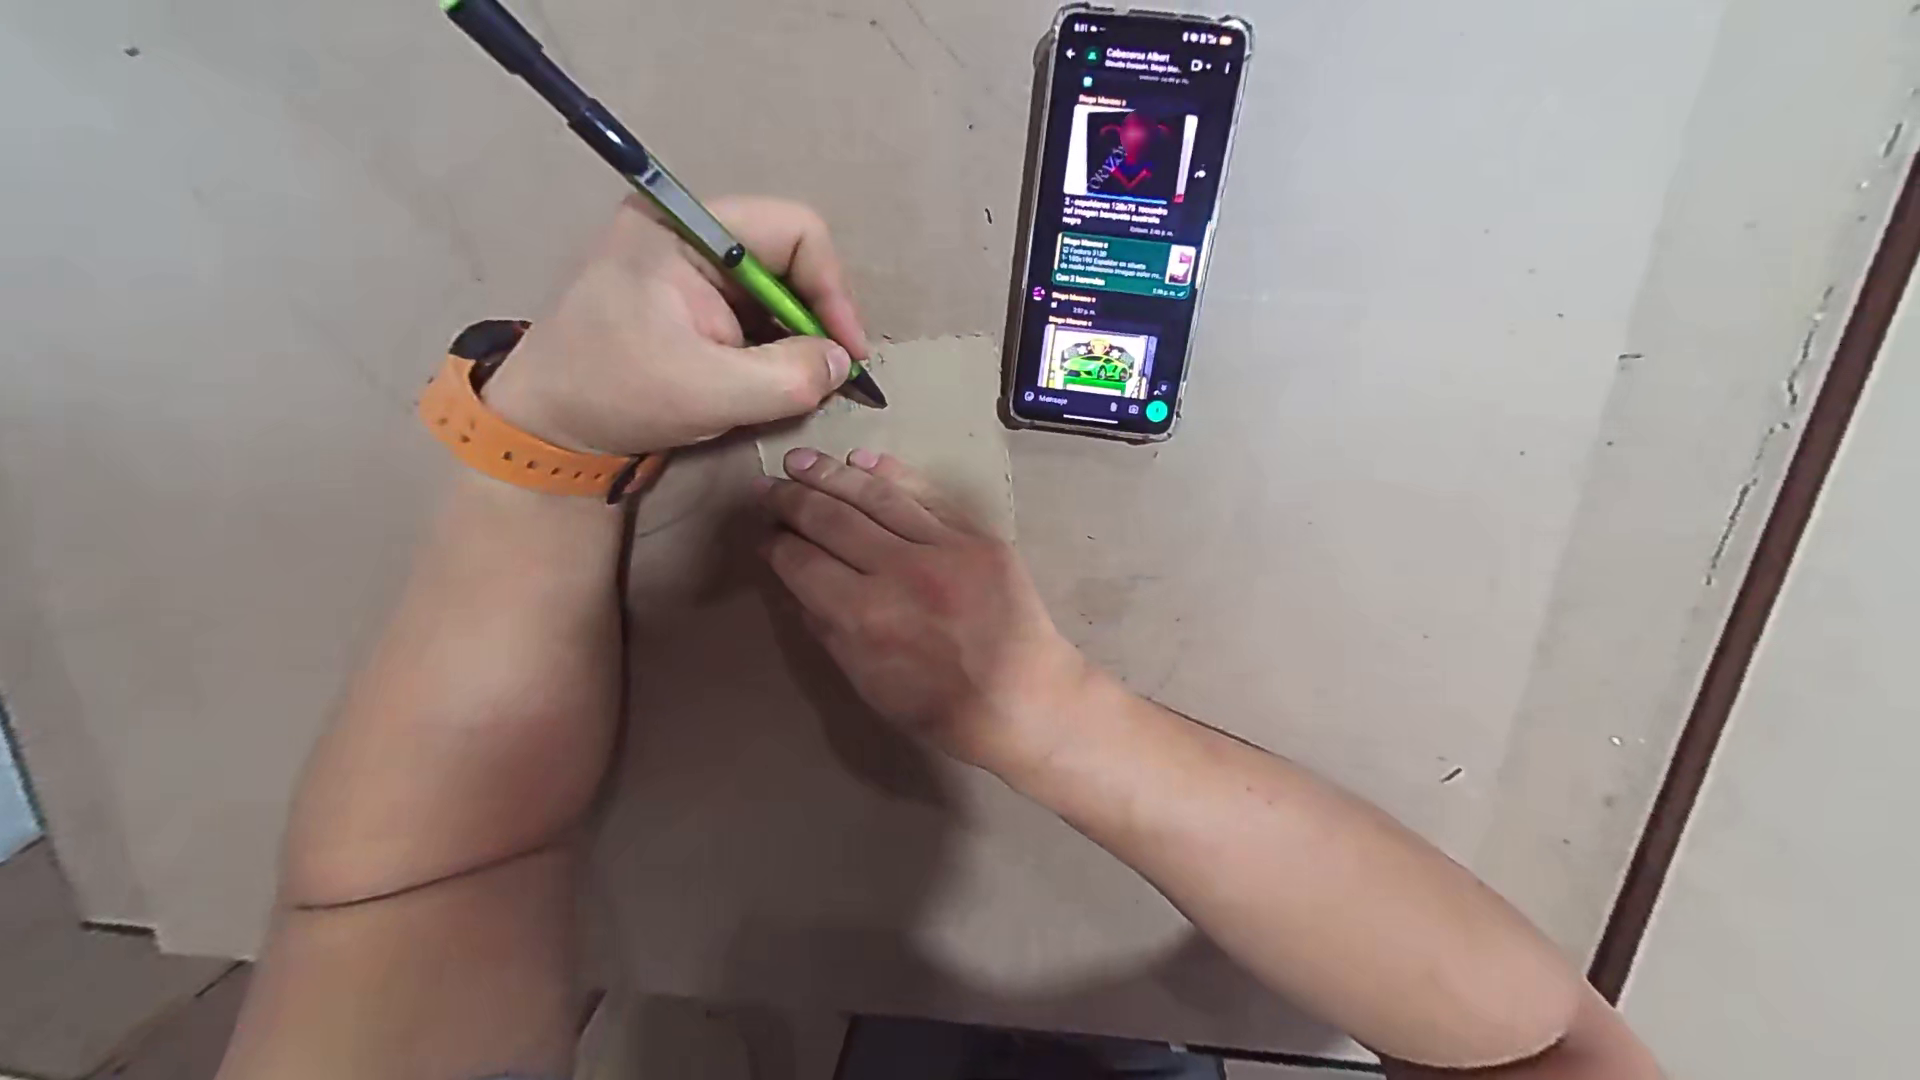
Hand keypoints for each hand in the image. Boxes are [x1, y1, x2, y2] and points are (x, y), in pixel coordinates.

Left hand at [483, 195, 871, 454]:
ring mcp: (695, 267)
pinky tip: (785, 379)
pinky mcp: (697, 300)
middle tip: (836, 371)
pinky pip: (762, 312)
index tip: (848, 352)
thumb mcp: (711, 393)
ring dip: (804, 336)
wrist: (553, 424)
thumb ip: (788, 377)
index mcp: (685, 230)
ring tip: (812, 381)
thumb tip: (842, 363)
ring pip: (782, 288)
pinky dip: (783, 346)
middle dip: (822, 316)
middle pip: (793, 257)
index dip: (834, 290)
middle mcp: (693, 234)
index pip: (795, 232)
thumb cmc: (618, 396)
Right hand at [758, 447, 1090, 769]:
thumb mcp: (869, 684)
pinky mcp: (976, 536)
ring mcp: (942, 547)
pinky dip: (893, 474)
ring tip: (802, 460)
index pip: (802, 563)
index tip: (764, 534)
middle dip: (791, 500)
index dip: (776, 545)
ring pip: (875, 496)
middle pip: (831, 519)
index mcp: (863, 617)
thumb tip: (798, 582)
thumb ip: (828, 629)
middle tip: (768, 487)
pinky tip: (862, 461)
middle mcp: (897, 571)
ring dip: (832, 474)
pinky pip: (927, 494)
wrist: (1024, 698)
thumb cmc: (941, 707)